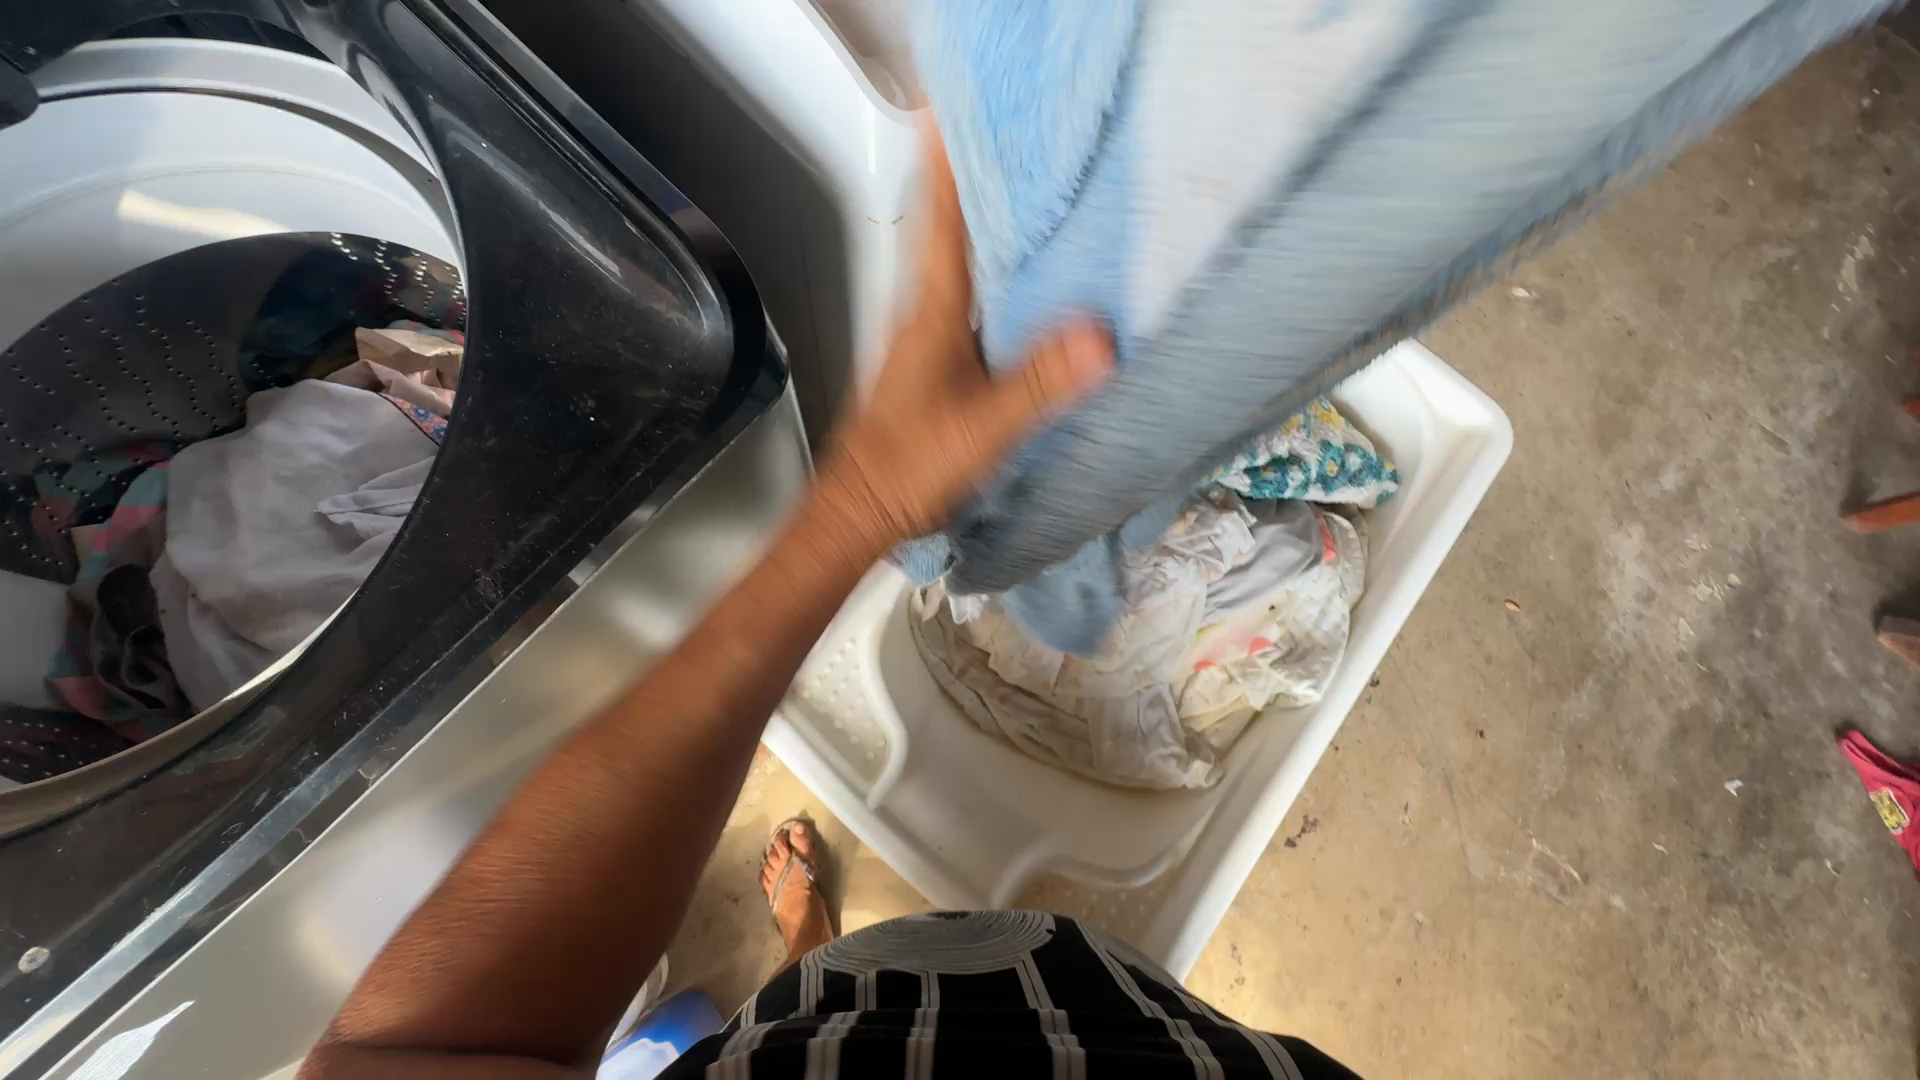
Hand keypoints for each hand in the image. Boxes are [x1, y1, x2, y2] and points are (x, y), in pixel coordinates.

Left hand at [816, 120, 1112, 548]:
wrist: (859, 509)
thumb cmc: (909, 466)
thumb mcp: (982, 428)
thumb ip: (1039, 384)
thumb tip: (1103, 337)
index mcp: (933, 312)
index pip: (947, 219)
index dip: (959, 162)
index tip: (974, 113)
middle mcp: (924, 314)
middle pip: (954, 232)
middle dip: (984, 185)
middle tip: (1028, 148)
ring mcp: (925, 340)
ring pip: (960, 268)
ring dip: (988, 230)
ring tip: (1035, 202)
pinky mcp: (932, 367)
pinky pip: (968, 307)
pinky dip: (992, 283)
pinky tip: (1022, 293)